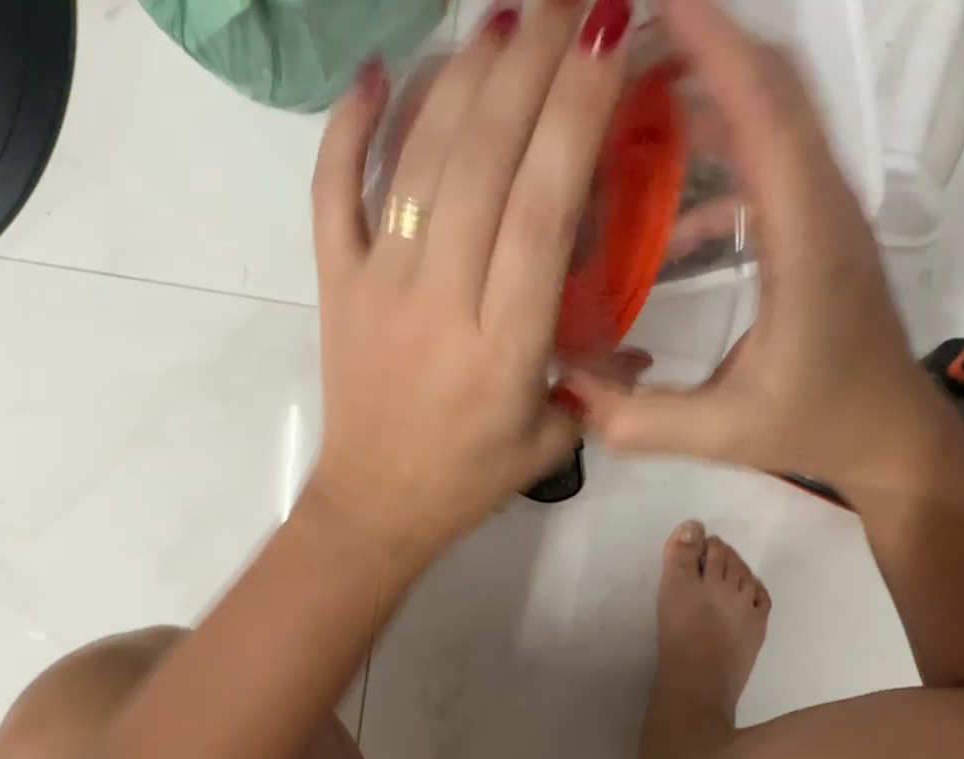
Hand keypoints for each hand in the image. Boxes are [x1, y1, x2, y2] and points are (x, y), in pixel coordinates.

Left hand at [306, 0, 635, 562]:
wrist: (375, 504)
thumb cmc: (470, 477)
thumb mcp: (553, 440)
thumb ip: (599, 379)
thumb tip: (632, 328)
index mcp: (504, 347)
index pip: (542, 214)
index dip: (573, 122)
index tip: (606, 49)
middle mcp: (440, 302)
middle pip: (482, 166)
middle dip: (529, 69)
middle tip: (565, 3)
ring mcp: (377, 286)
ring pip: (417, 165)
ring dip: (461, 79)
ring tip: (503, 19)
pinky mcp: (335, 284)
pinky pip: (331, 195)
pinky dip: (347, 130)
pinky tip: (375, 71)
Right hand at [559, 0, 940, 487]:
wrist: (892, 435)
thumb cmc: (821, 426)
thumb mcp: (726, 431)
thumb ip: (641, 417)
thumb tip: (559, 388)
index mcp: (806, 238)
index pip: (766, 110)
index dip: (713, 43)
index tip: (653, 2)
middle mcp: (822, 203)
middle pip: (773, 87)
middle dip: (701, 49)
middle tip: (622, 48)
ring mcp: (823, 209)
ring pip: (771, 115)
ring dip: (705, 94)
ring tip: (628, 106)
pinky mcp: (814, 226)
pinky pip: (764, 161)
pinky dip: (714, 155)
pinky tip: (660, 210)